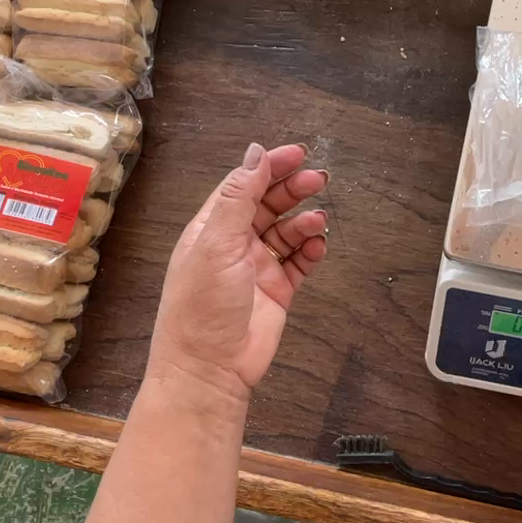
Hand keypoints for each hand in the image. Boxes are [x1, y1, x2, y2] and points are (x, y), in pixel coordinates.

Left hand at [146, 143, 328, 399]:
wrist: (210, 369)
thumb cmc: (202, 307)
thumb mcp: (217, 244)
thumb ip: (238, 197)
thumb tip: (254, 153)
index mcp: (211, 229)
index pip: (242, 186)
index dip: (269, 167)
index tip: (298, 153)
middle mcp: (234, 245)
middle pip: (268, 205)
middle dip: (292, 190)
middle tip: (319, 179)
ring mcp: (257, 268)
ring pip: (288, 233)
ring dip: (304, 222)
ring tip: (318, 221)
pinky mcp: (278, 291)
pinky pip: (300, 262)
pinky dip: (311, 251)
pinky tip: (317, 247)